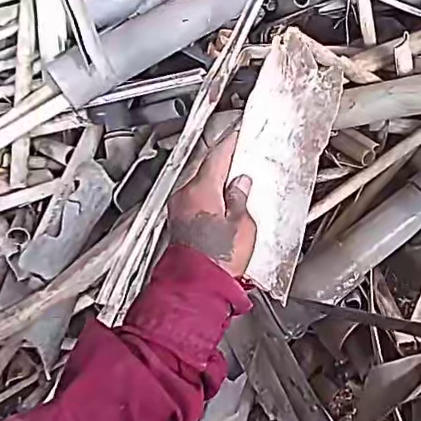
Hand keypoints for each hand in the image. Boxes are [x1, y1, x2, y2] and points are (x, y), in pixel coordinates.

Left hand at [167, 127, 256, 277]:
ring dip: (216, 182)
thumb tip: (239, 184)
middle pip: (206, 170)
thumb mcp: (242, 225)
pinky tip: (222, 205)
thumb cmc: (218, 260)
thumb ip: (240, 198)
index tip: (238, 132)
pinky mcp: (178, 224)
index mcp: (201, 190)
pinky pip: (196, 201)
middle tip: (241, 157)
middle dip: (223, 163)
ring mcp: (178, 210)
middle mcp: (184, 196)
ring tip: (235, 183)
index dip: (230, 142)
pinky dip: (209, 198)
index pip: (217, 156)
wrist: (198, 288)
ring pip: (200, 186)